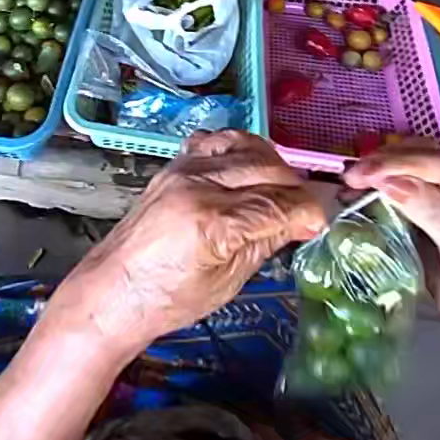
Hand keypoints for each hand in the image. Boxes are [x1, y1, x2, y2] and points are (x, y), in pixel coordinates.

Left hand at [45, 131, 326, 357]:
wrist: (117, 286)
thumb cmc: (172, 298)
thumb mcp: (229, 280)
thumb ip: (266, 242)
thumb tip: (302, 221)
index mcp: (213, 222)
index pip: (278, 205)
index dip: (309, 212)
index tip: (322, 221)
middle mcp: (198, 185)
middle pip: (265, 168)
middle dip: (295, 186)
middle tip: (305, 207)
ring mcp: (182, 169)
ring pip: (242, 145)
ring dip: (269, 161)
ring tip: (280, 184)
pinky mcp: (172, 165)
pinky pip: (212, 141)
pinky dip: (235, 148)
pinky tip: (245, 166)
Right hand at [344, 150, 439, 364]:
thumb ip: (432, 210)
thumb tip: (387, 181)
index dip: (401, 164)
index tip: (363, 172)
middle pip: (423, 161)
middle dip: (385, 164)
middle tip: (350, 176)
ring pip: (408, 177)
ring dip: (377, 178)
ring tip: (348, 187)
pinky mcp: (429, 228)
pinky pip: (399, 203)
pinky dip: (377, 198)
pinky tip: (357, 200)